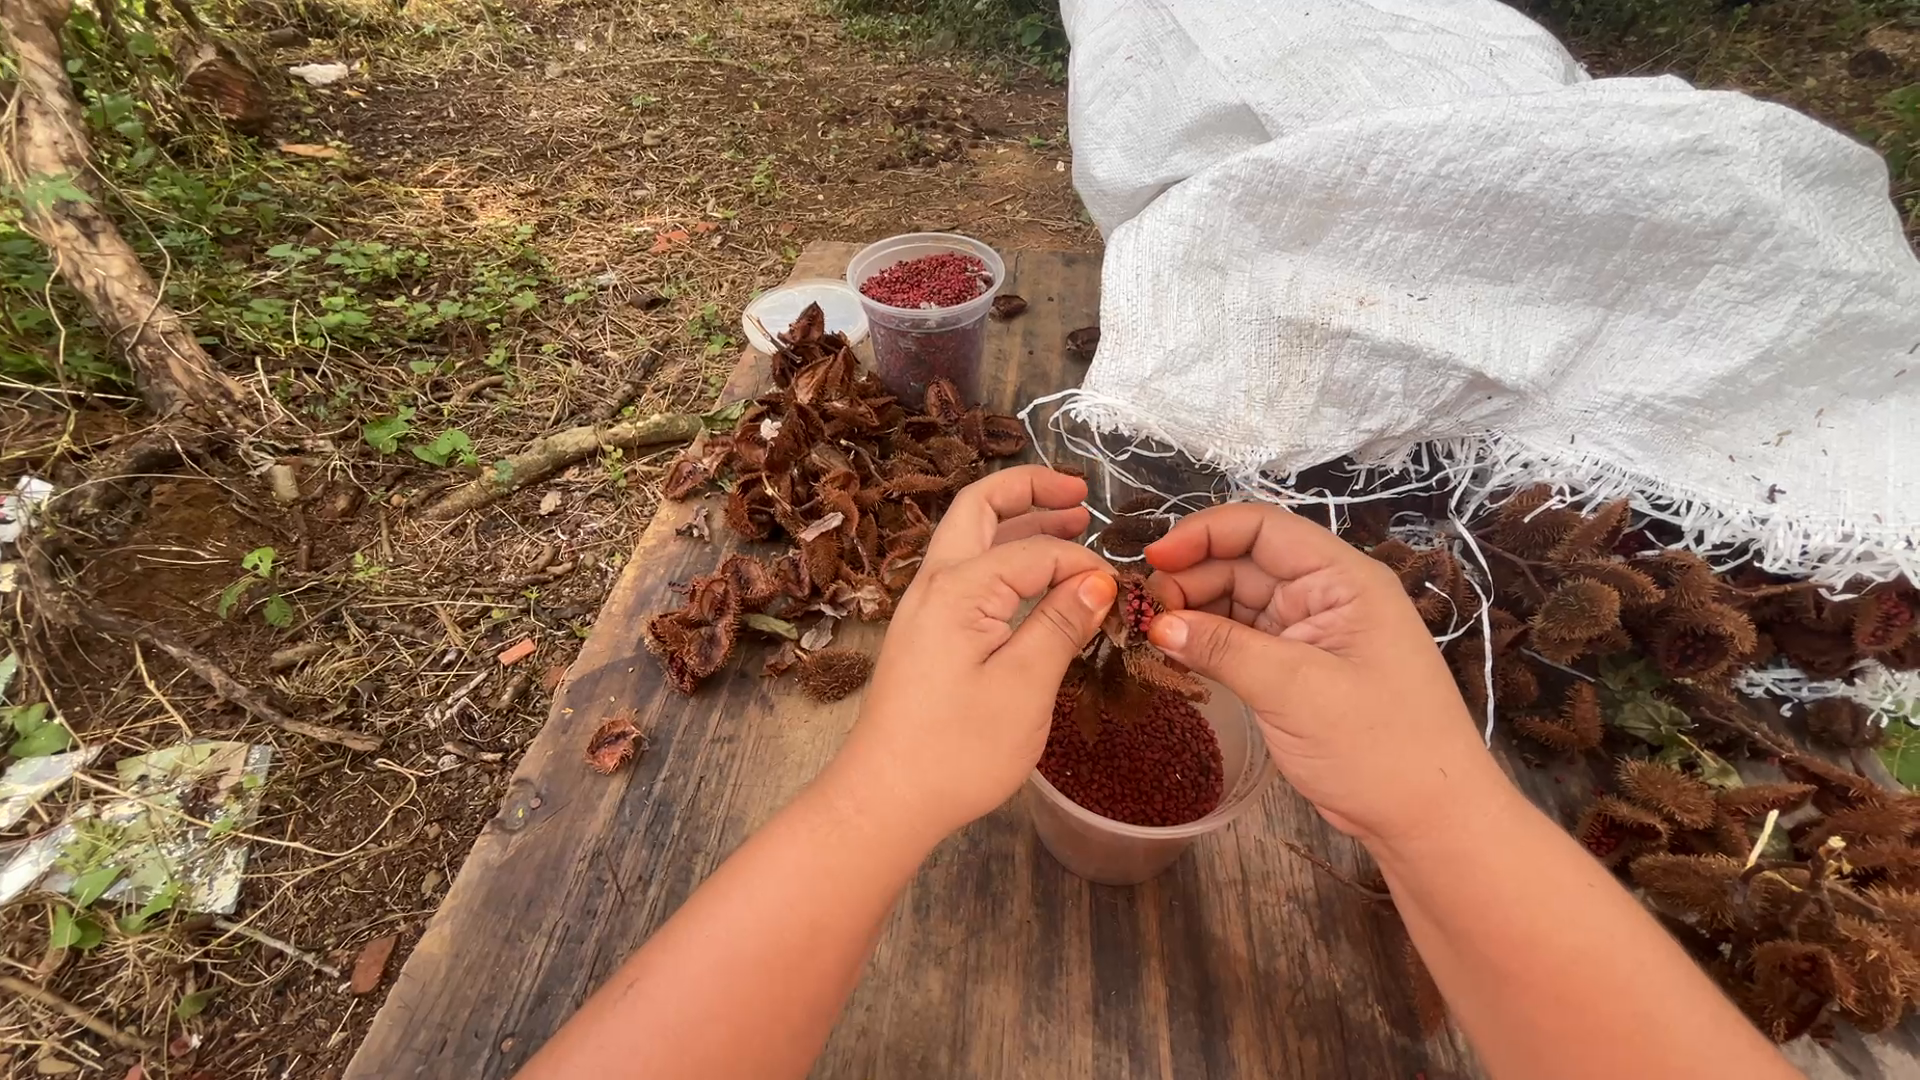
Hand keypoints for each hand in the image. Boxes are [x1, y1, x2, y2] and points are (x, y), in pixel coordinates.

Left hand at [833, 466, 1116, 840]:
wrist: (886, 797)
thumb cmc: (957, 749)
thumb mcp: (1024, 687)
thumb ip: (1061, 624)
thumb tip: (1099, 582)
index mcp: (958, 588)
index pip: (1034, 551)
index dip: (1081, 562)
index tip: (1118, 590)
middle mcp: (934, 583)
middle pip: (979, 507)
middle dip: (1029, 489)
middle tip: (1079, 493)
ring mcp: (924, 606)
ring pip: (971, 537)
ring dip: (1017, 521)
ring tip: (1069, 520)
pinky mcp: (926, 631)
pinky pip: (967, 572)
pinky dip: (1003, 557)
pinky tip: (1034, 576)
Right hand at [1142, 503, 1503, 850]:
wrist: (1427, 820)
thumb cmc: (1381, 746)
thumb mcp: (1296, 690)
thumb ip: (1223, 649)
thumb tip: (1156, 624)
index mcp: (1340, 578)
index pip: (1262, 529)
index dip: (1203, 533)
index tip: (1154, 558)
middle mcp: (1321, 593)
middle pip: (1240, 562)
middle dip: (1188, 578)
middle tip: (1143, 611)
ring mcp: (1305, 629)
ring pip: (1232, 599)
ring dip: (1190, 610)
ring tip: (1150, 632)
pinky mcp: (1290, 665)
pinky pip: (1236, 636)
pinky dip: (1203, 641)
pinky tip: (1172, 651)